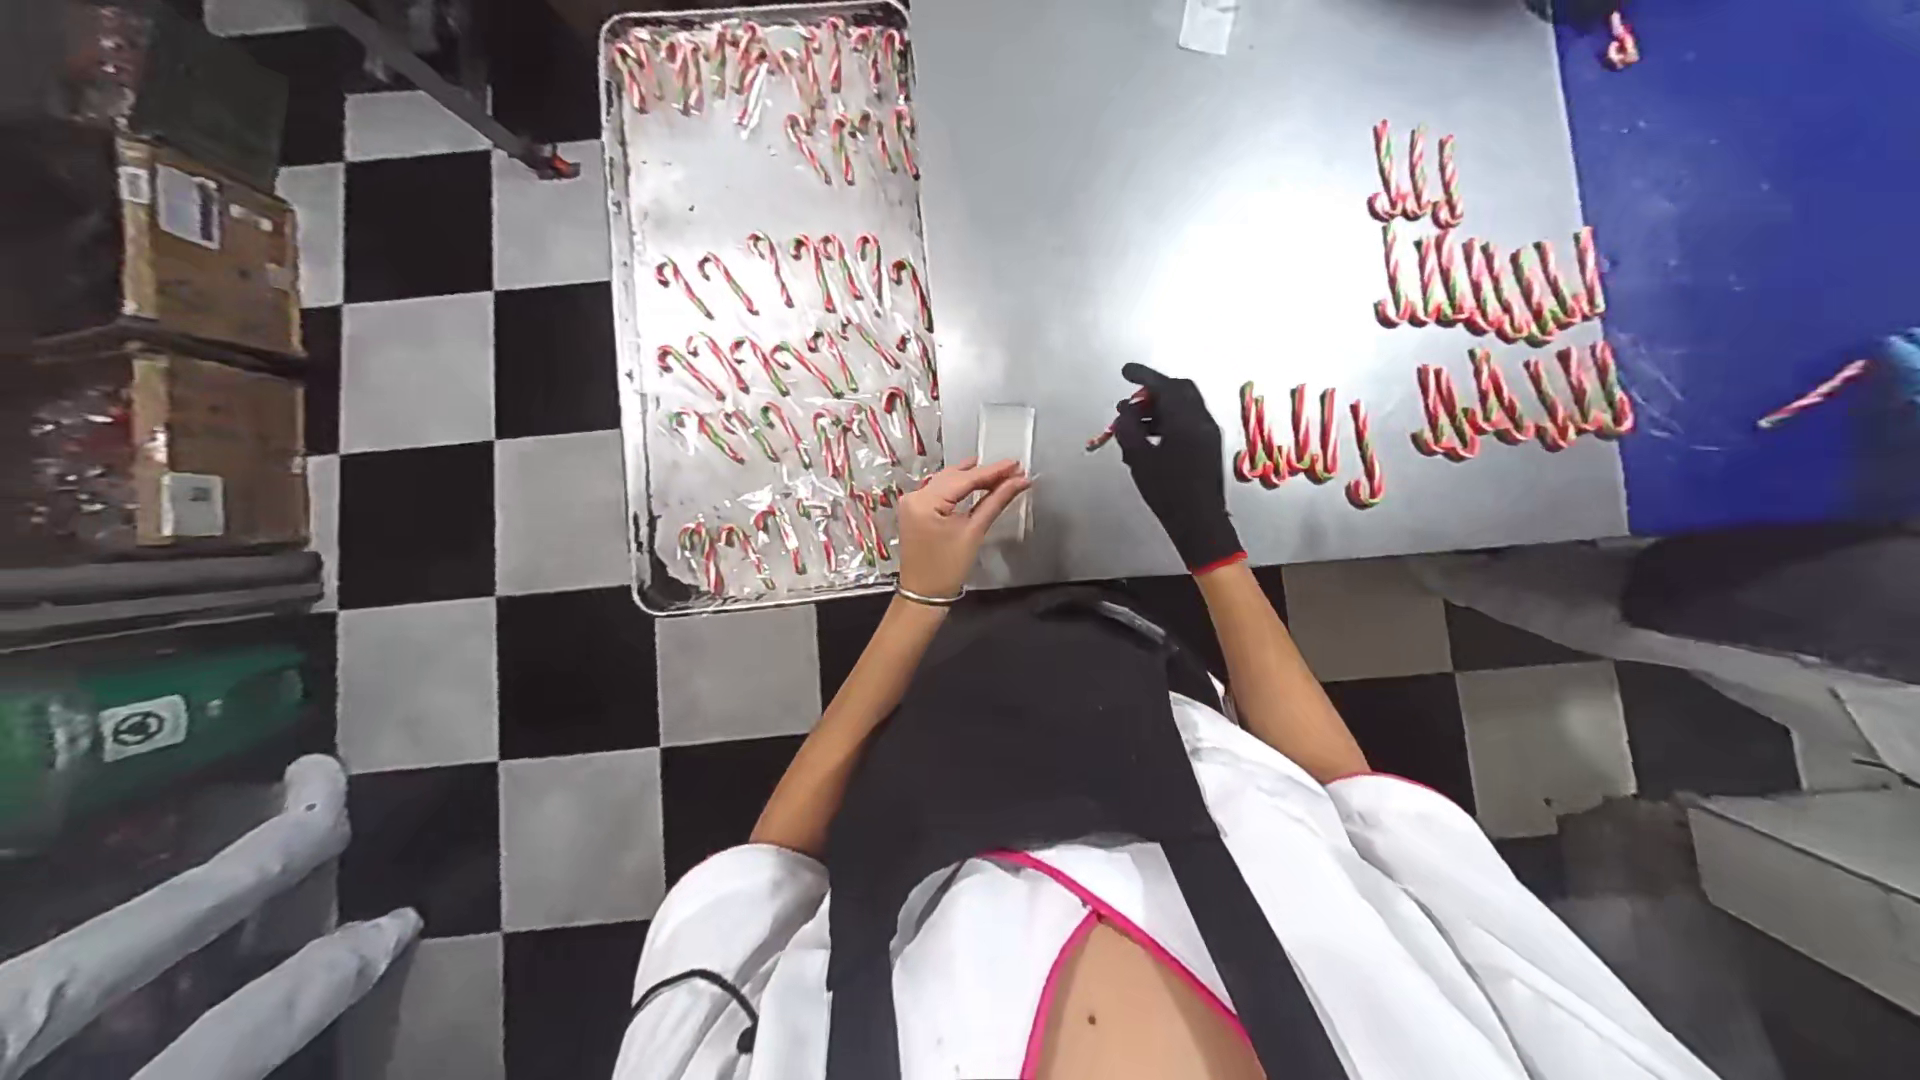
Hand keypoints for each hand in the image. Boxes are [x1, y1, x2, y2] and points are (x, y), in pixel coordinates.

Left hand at [895, 458, 1031, 597]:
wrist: (924, 594)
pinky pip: (940, 491)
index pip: (964, 479)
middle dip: (984, 473)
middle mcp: (914, 496)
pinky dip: (959, 488)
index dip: (993, 471)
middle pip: (955, 477)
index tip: (1016, 464)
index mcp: (924, 501)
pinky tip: (977, 484)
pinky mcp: (916, 510)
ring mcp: (912, 502)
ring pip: (947, 481)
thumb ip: (995, 501)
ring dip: (972, 478)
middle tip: (1013, 470)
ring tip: (1001, 475)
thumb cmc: (947, 568)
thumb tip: (1018, 482)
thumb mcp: (974, 532)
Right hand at [1111, 363, 1243, 572]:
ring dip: (1159, 408)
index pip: (1165, 387)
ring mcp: (1208, 433)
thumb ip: (1129, 432)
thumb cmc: (1168, 492)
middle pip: (1179, 391)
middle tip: (1131, 401)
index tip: (1125, 371)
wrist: (1199, 522)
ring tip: (1134, 423)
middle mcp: (1202, 421)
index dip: (1144, 376)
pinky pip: (1188, 421)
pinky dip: (1168, 420)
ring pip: (1184, 406)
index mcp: (1186, 422)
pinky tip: (1151, 437)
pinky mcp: (1208, 446)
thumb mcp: (1140, 460)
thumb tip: (1123, 413)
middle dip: (1154, 391)